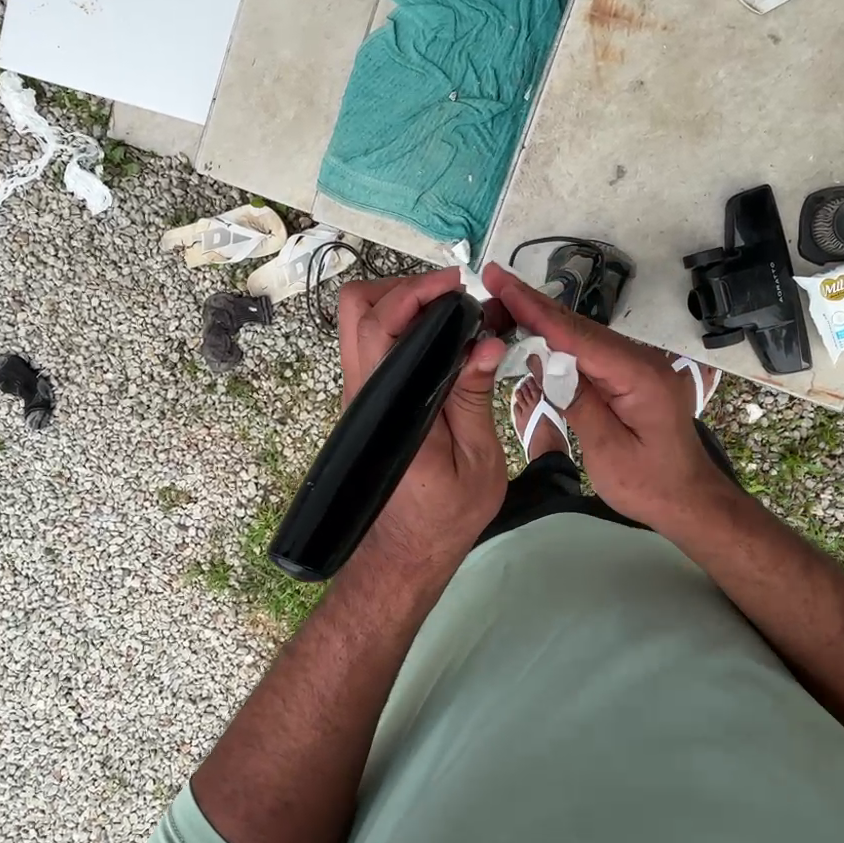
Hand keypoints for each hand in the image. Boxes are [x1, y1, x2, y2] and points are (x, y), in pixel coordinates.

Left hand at [337, 267, 507, 574]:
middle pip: (356, 310)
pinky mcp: (368, 403)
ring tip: (456, 316)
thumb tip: (487, 341)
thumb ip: (474, 398)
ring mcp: (360, 396)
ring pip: (362, 325)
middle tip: (454, 298)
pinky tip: (447, 341)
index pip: (381, 326)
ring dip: (404, 306)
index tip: (460, 288)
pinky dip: (407, 329)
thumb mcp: (478, 461)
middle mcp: (362, 394)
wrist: (405, 554)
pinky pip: (377, 348)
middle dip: (404, 288)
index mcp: (387, 408)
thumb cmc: (444, 518)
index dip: (416, 293)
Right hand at [482, 262, 741, 534]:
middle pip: (579, 327)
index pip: (577, 336)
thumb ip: (578, 402)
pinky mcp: (632, 375)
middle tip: (494, 280)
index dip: (535, 309)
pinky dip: (561, 339)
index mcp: (638, 376)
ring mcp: (638, 365)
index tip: (502, 282)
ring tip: (504, 299)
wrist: (689, 499)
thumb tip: (544, 360)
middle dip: (533, 303)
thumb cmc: (650, 485)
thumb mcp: (608, 451)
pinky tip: (537, 331)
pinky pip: (591, 351)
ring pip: (584, 335)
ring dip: (544, 318)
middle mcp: (641, 360)